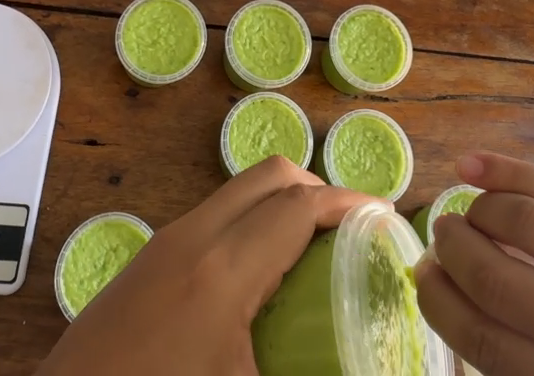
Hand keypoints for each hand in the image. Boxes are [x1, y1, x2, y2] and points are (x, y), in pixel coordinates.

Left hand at [37, 156, 380, 375]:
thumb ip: (307, 369)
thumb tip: (354, 369)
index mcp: (222, 272)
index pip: (298, 207)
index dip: (349, 204)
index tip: (384, 217)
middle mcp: (193, 237)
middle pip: (269, 176)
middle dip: (318, 190)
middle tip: (350, 234)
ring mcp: (166, 241)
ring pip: (239, 191)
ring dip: (282, 204)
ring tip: (312, 253)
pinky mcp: (149, 256)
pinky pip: (215, 215)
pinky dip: (251, 222)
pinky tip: (261, 275)